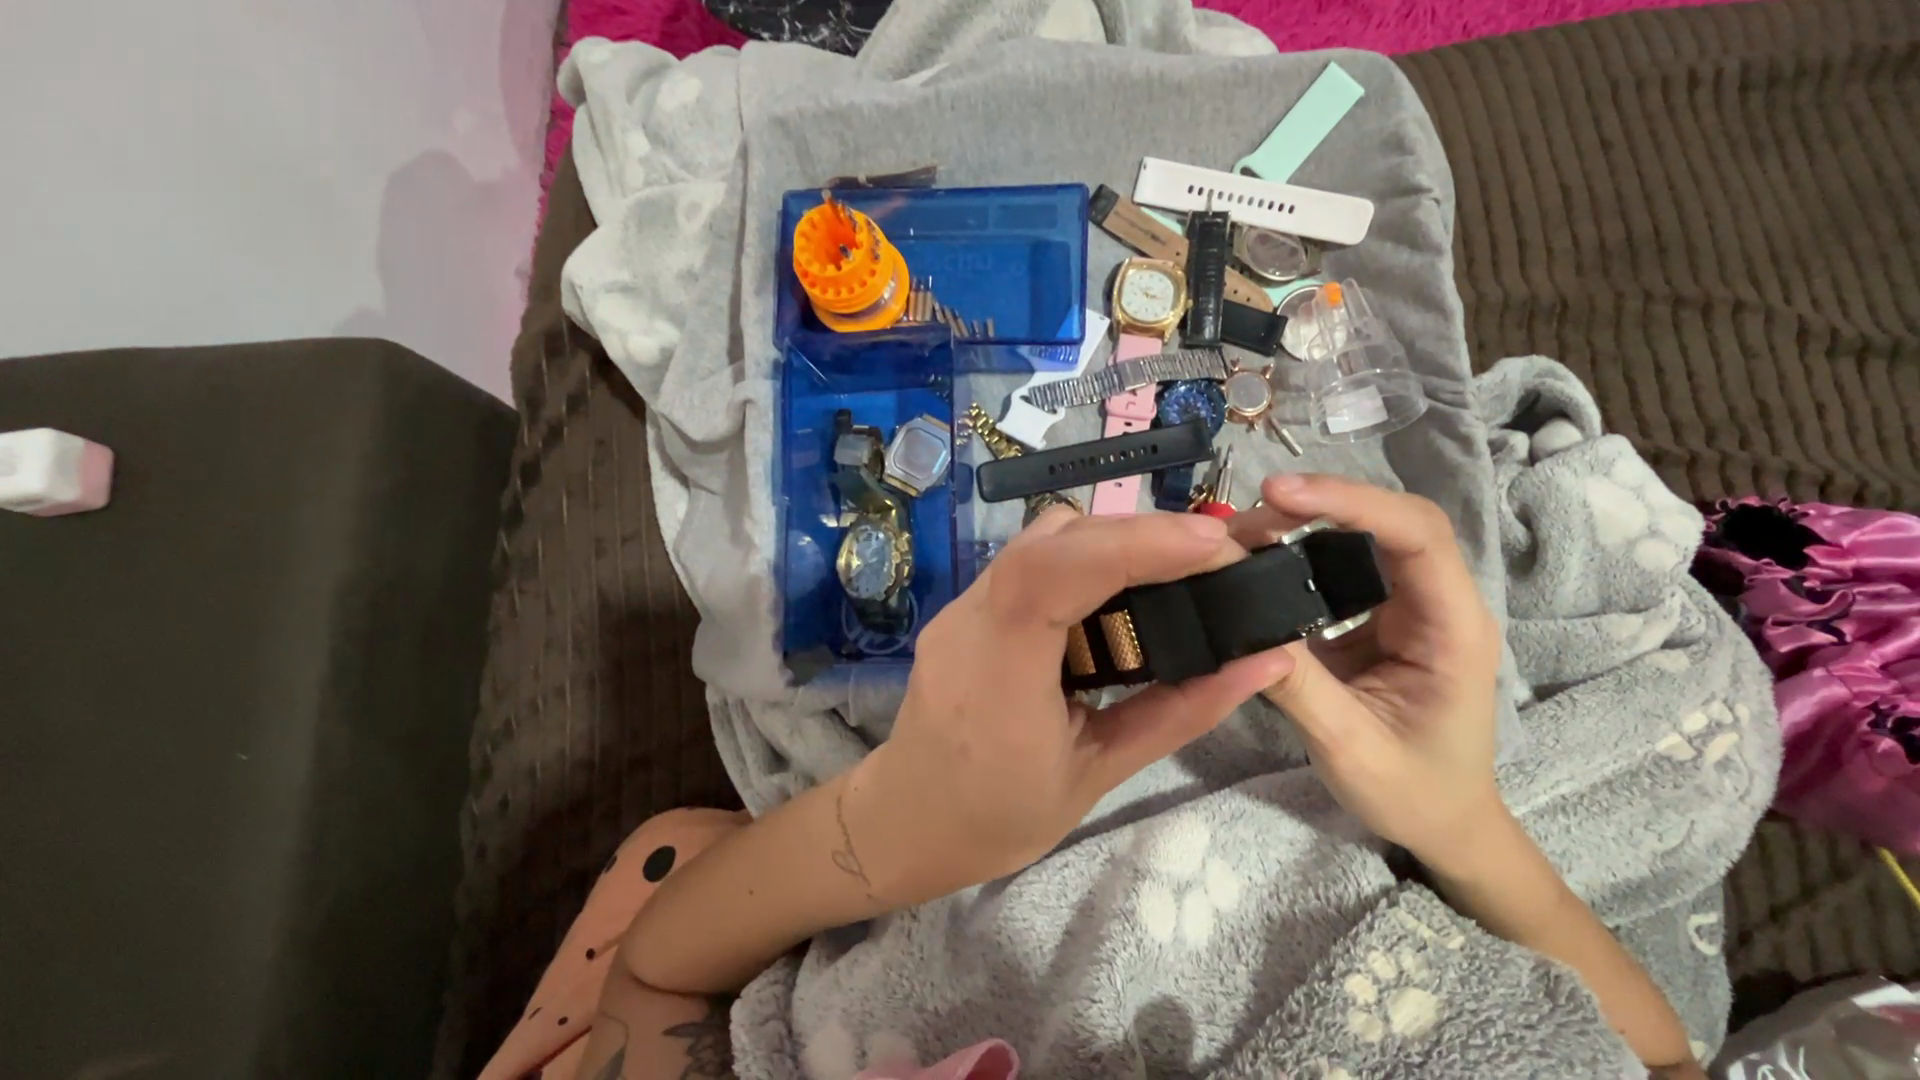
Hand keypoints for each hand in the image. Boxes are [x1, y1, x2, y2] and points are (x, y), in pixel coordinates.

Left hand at [843, 508, 1295, 906]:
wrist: (907, 822)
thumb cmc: (998, 815)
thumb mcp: (1098, 773)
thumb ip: (1179, 713)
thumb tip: (1262, 664)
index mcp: (1001, 670)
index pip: (1059, 571)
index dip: (1137, 543)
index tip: (1212, 545)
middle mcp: (971, 620)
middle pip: (1051, 539)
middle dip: (1136, 533)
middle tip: (1207, 555)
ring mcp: (959, 609)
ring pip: (1035, 541)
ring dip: (1107, 540)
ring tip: (1170, 569)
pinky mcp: (963, 610)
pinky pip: (1024, 563)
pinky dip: (1079, 560)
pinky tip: (1116, 592)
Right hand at [1227, 474, 1505, 869]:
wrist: (1443, 822)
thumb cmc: (1413, 791)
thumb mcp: (1350, 746)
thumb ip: (1297, 685)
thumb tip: (1238, 627)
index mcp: (1452, 628)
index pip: (1416, 535)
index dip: (1351, 502)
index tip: (1279, 495)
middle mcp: (1436, 603)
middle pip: (1391, 520)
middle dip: (1321, 504)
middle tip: (1247, 516)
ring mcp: (1407, 608)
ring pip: (1364, 536)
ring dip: (1304, 524)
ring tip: (1242, 534)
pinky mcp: (1377, 617)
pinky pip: (1340, 567)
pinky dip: (1297, 553)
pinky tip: (1257, 559)